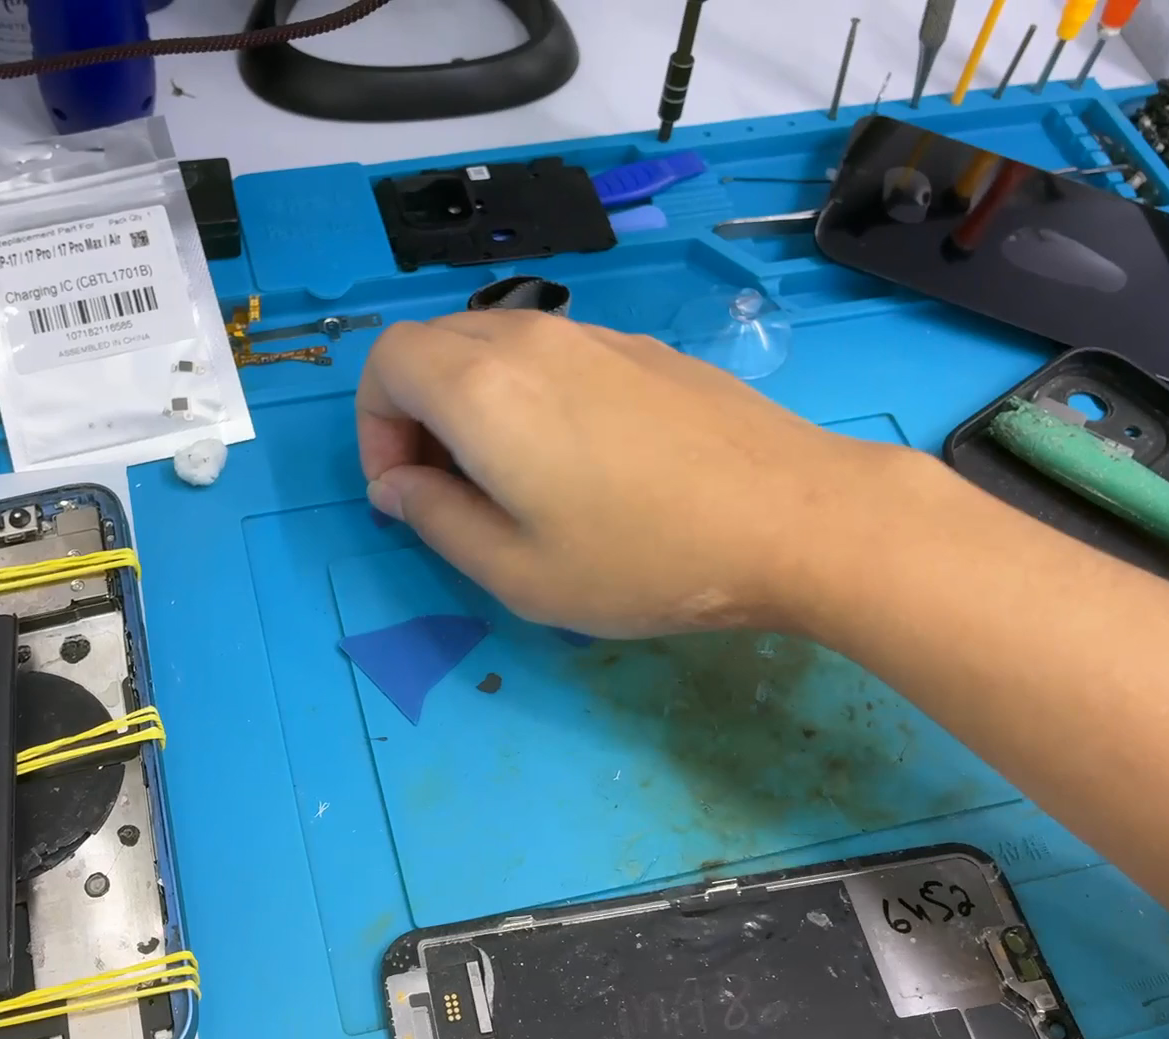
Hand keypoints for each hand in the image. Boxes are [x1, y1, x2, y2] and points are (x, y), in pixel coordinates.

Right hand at [356, 310, 907, 637]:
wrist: (796, 518)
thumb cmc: (644, 560)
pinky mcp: (638, 346)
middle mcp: (528, 341)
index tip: (402, 487)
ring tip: (508, 473)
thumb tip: (395, 486)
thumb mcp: (516, 572)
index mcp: (483, 390)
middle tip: (445, 484)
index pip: (385, 363)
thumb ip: (434, 520)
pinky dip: (522, 391)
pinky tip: (575, 454)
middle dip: (412, 411)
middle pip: (432, 344)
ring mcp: (591, 335)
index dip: (372, 425)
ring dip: (467, 399)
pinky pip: (548, 352)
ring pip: (489, 344)